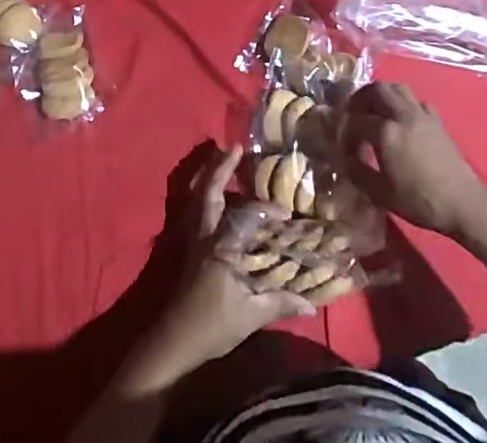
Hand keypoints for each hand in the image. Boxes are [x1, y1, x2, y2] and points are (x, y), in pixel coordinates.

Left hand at [116, 147, 314, 395]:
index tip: (286, 215)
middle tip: (233, 148)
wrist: (174, 339)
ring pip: (197, 198)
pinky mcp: (190, 249)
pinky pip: (196, 211)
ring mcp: (193, 240)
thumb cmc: (212, 325)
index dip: (266, 209)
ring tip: (221, 160)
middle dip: (219, 167)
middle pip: (207, 191)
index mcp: (220, 246)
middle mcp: (203, 235)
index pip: (245, 215)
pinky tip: (216, 197)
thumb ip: (280, 303)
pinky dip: (206, 196)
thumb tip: (312, 303)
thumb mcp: (251, 316)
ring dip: (209, 177)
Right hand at [342, 81, 486, 238]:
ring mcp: (422, 116)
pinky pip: (417, 101)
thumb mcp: (380, 193)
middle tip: (353, 113)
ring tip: (376, 111)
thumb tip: (343, 160)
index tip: (344, 146)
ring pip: (398, 88)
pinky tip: (404, 121)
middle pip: (376, 89)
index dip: (345, 131)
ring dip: (382, 95)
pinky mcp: (437, 121)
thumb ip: (357, 172)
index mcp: (385, 132)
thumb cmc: (420, 200)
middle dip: (360, 98)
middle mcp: (402, 116)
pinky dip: (405, 104)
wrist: (464, 204)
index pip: (355, 120)